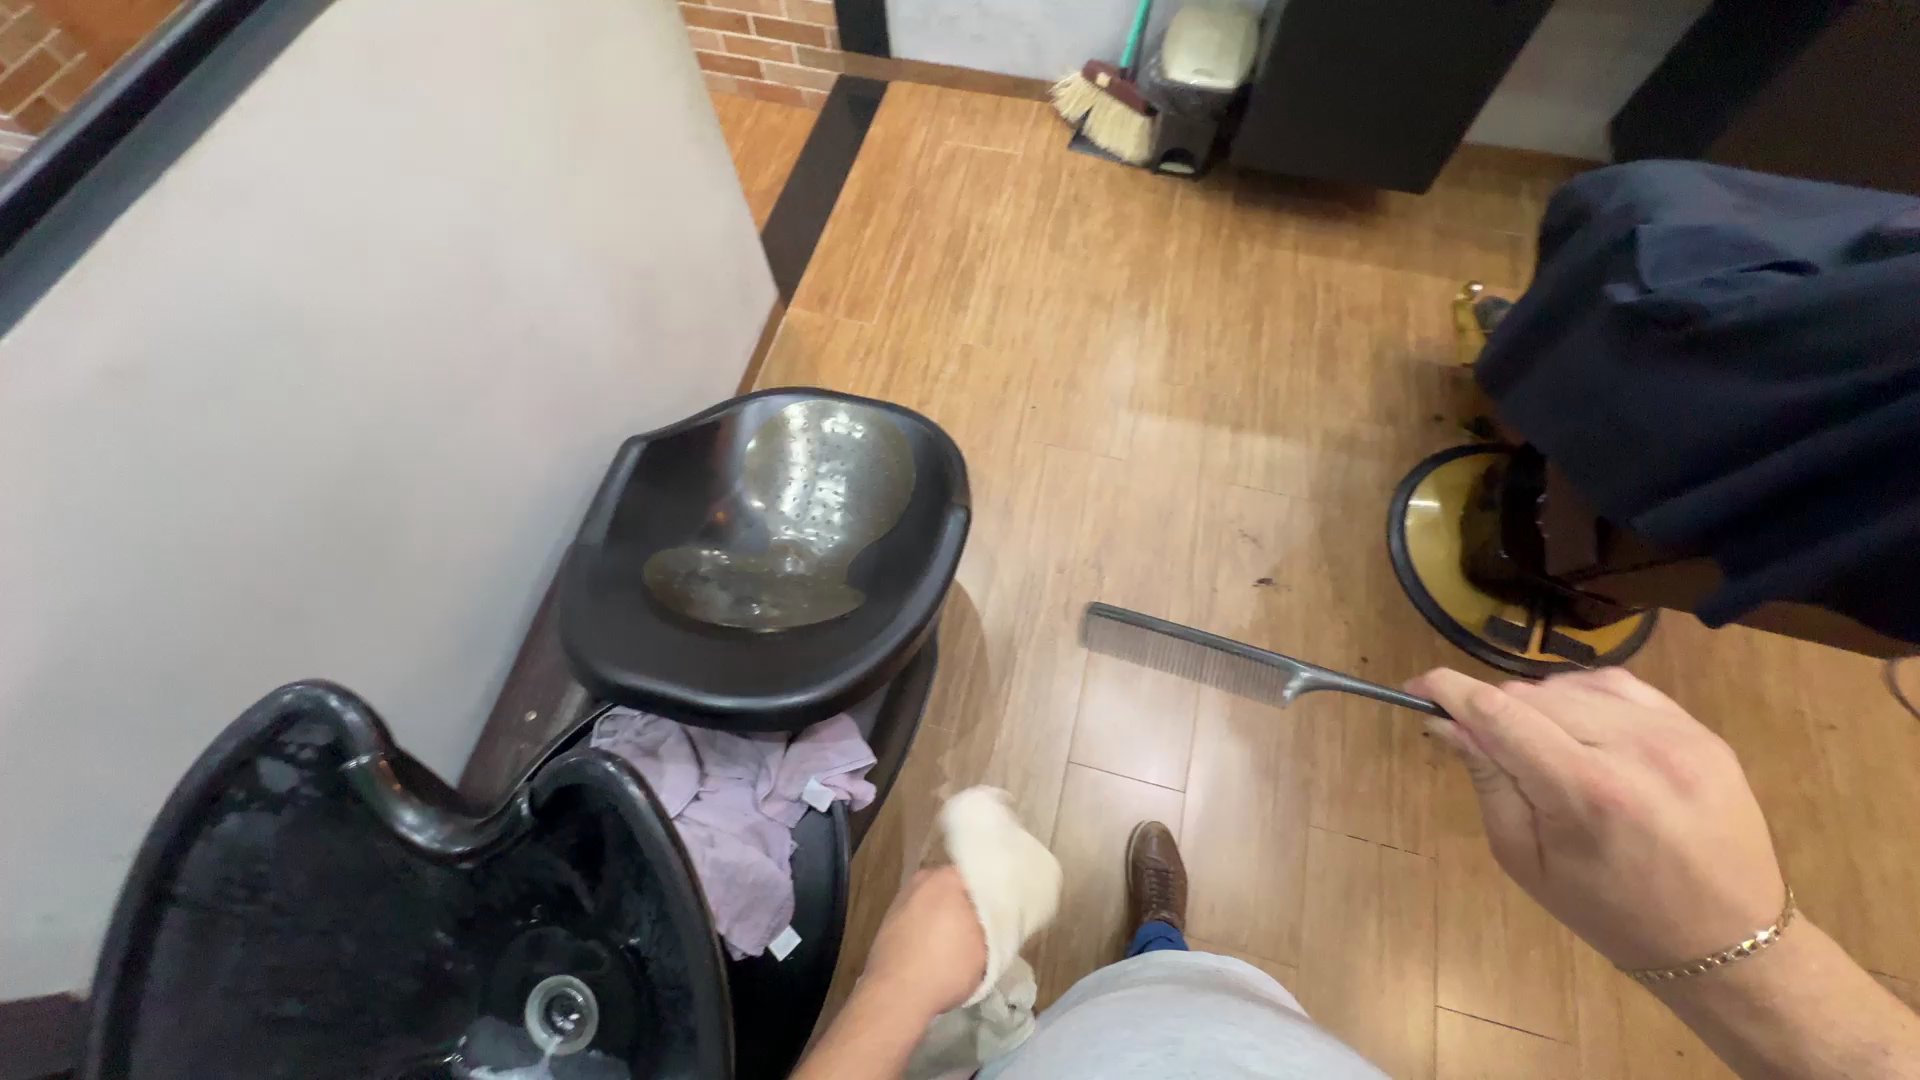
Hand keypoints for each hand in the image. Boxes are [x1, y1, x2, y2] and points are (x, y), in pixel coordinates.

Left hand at [859, 866, 987, 1018]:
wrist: (895, 995)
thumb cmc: (946, 966)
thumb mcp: (986, 947)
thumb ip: (994, 924)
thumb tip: (994, 917)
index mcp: (947, 877)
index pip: (978, 876)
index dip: (992, 895)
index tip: (1001, 913)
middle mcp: (922, 879)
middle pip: (954, 887)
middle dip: (967, 905)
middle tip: (982, 929)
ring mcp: (902, 899)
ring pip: (934, 902)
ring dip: (945, 917)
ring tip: (957, 944)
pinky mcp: (888, 920)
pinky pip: (918, 917)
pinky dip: (927, 929)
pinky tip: (934, 951)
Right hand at [1409, 666, 1785, 970]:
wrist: (1732, 943)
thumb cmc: (1609, 911)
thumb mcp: (1524, 856)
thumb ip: (1486, 778)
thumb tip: (1444, 720)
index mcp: (1586, 792)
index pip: (1496, 711)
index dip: (1446, 689)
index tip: (1414, 687)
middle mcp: (1635, 750)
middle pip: (1526, 694)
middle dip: (1490, 710)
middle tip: (1483, 743)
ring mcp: (1677, 735)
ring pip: (1565, 685)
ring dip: (1533, 705)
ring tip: (1537, 744)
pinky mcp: (1700, 730)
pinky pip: (1613, 684)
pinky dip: (1577, 696)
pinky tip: (1577, 728)